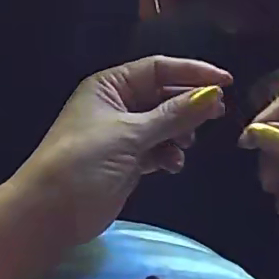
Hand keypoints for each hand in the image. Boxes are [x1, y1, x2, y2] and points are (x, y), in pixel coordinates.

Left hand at [12, 57, 233, 244]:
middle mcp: (115, 105)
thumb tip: (213, 95)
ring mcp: (120, 135)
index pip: (156, 68)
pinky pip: (157, 149)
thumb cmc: (84, 161)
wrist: (51, 210)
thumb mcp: (130, 133)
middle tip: (218, 115)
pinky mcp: (126, 161)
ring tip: (189, 143)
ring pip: (163, 124)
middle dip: (189, 104)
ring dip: (180, 132)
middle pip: (162, 95)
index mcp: (108, 86)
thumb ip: (173, 115)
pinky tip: (173, 165)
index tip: (227, 82)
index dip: (192, 72)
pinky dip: (168, 154)